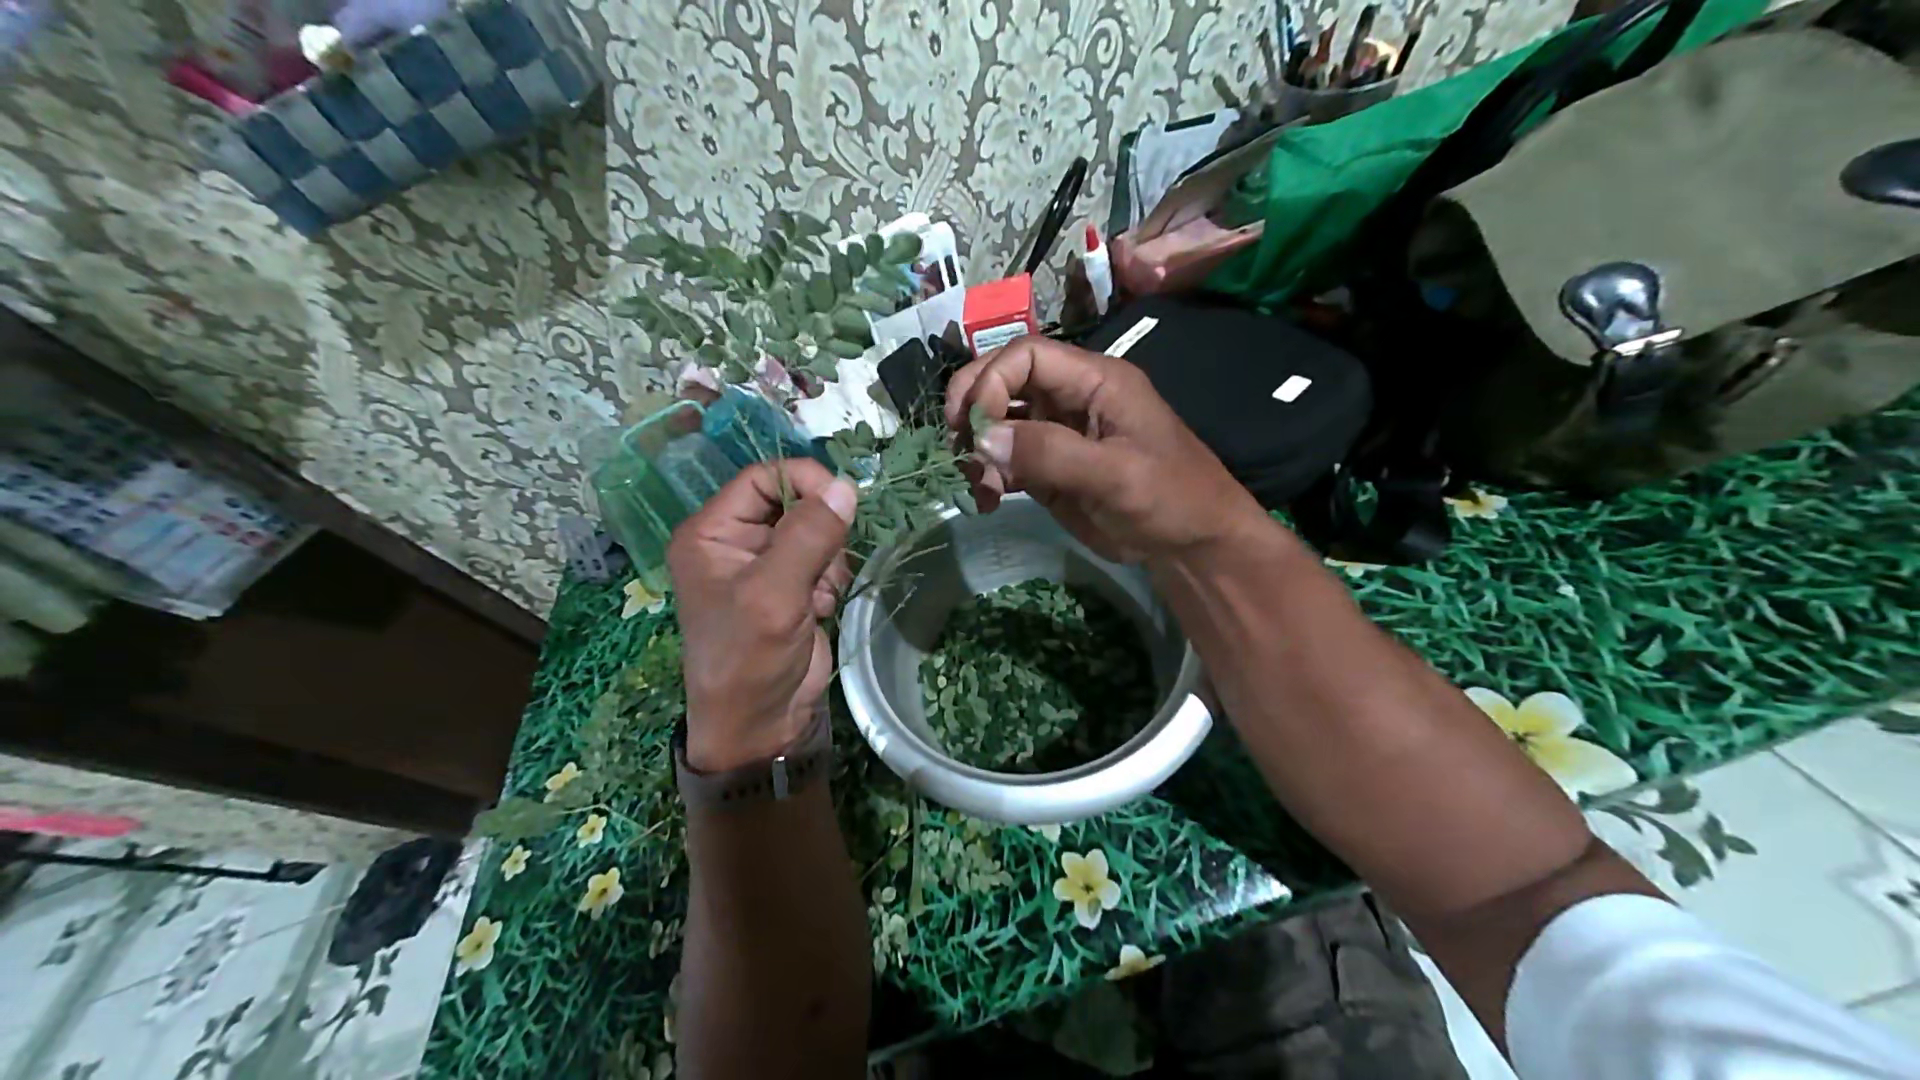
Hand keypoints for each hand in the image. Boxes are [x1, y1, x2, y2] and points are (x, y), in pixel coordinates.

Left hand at [667, 460, 856, 772]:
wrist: (760, 723)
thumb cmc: (749, 658)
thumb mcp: (775, 594)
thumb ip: (808, 536)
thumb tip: (845, 486)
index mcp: (711, 533)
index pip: (761, 479)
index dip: (803, 481)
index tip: (843, 500)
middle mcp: (735, 542)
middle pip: (792, 503)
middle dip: (819, 531)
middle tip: (825, 567)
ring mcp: (764, 565)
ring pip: (815, 530)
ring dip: (828, 559)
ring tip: (819, 596)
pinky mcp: (791, 586)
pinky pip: (824, 558)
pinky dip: (831, 579)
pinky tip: (821, 608)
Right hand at [944, 337, 1265, 562]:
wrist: (1191, 546)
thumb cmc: (1170, 498)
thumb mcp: (1116, 475)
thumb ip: (1050, 453)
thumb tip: (982, 440)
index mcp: (1095, 381)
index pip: (1028, 356)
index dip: (992, 381)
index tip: (974, 426)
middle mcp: (1070, 399)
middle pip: (1005, 382)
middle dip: (974, 408)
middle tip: (955, 444)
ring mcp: (1058, 434)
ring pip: (999, 423)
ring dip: (977, 448)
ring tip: (975, 483)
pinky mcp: (1050, 469)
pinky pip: (1006, 461)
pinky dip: (989, 477)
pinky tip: (987, 501)